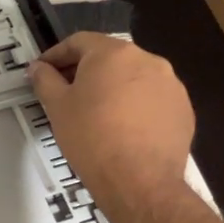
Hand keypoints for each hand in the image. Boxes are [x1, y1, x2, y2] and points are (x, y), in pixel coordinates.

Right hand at [28, 32, 192, 211]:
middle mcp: (148, 61)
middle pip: (108, 57)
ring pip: (132, 76)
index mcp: (114, 54)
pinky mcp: (183, 110)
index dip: (56, 54)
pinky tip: (119, 125)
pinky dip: (133, 103)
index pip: (79, 41)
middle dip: (84, 69)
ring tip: (93, 110)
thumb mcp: (55, 105)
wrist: (140, 181)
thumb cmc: (90, 135)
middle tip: (64, 90)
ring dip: (110, 85)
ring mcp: (171, 85)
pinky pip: (151, 97)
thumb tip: (39, 68)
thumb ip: (44, 78)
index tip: (42, 71)